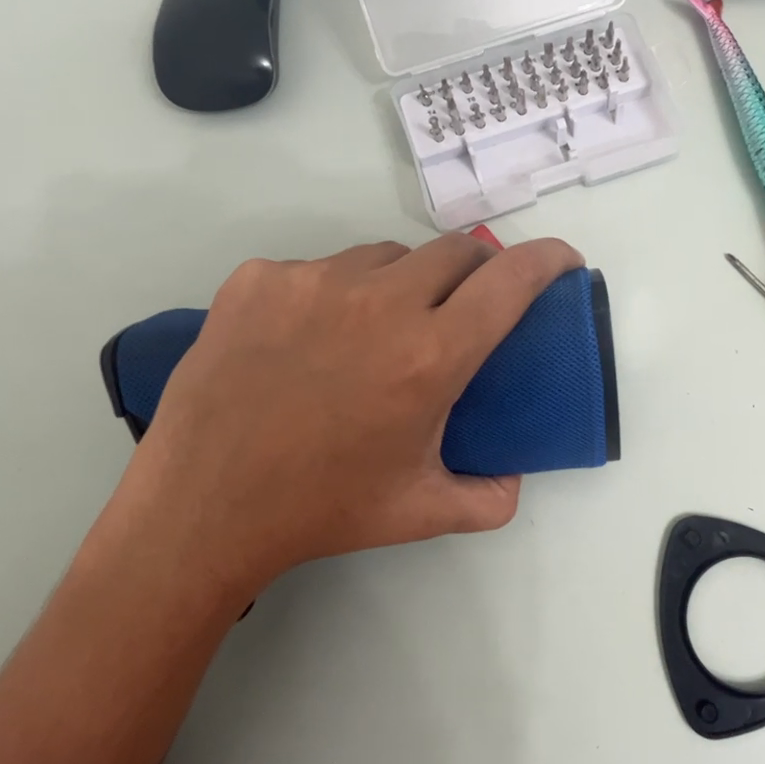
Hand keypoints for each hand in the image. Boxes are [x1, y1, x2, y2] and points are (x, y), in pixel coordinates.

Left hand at [137, 234, 583, 592]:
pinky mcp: (258, 278)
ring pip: (383, 257)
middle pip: (454, 251)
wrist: (202, 508)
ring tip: (375, 330)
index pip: (510, 279)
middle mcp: (379, 302)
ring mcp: (311, 281)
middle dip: (475, 271)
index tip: (562, 262)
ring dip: (400, 283)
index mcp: (429, 355)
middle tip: (463, 308)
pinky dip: (329, 294)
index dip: (547, 260)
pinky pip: (316, 269)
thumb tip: (514, 476)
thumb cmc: (321, 509)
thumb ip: (490, 497)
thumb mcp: (421, 512)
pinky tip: (305, 340)